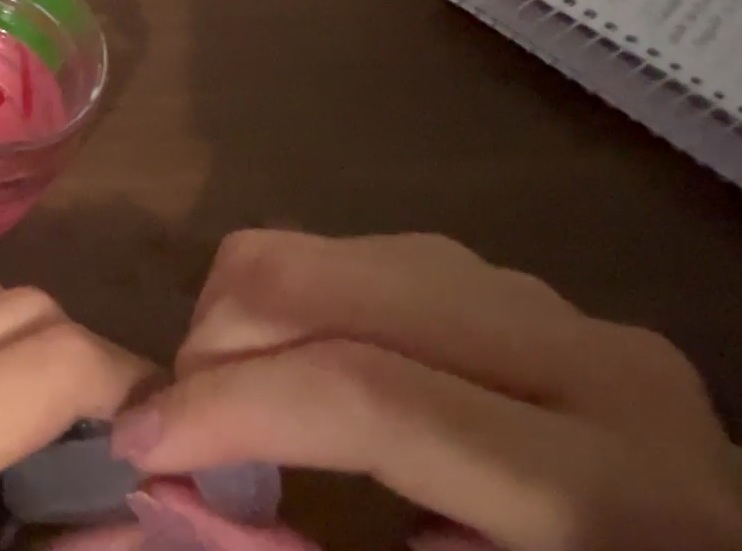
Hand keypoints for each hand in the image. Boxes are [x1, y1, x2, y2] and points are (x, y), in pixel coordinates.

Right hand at [109, 231, 741, 550]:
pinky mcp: (494, 279)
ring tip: (237, 398)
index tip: (137, 444)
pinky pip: (334, 254)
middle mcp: (577, 355)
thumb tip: (154, 488)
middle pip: (314, 285)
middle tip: (185, 420)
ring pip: (310, 252)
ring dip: (233, 320)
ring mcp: (535, 298)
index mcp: (604, 486)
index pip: (364, 395)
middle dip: (209, 346)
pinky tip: (293, 372)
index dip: (226, 411)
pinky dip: (273, 306)